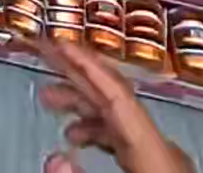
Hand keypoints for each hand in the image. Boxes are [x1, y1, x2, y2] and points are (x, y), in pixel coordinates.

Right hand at [36, 39, 193, 172]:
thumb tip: (53, 157)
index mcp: (156, 155)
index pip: (116, 95)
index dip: (85, 64)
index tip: (56, 43)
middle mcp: (161, 151)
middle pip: (115, 99)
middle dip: (77, 74)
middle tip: (41, 54)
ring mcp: (161, 162)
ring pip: (118, 119)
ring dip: (81, 103)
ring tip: (46, 100)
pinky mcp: (157, 172)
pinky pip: (123, 139)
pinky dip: (95, 130)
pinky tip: (74, 137)